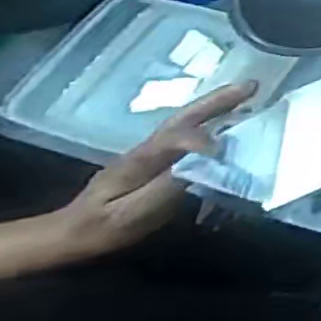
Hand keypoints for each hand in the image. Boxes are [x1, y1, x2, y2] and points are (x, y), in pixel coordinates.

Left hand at [53, 81, 257, 255]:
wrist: (66, 234)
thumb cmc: (98, 229)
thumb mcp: (128, 215)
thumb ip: (165, 188)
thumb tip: (203, 165)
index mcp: (140, 159)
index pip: (174, 138)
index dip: (201, 140)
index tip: (223, 151)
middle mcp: (149, 147)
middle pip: (186, 117)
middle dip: (220, 100)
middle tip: (253, 85)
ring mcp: (153, 150)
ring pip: (189, 119)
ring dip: (220, 104)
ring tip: (250, 92)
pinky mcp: (159, 158)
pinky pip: (190, 130)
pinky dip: (215, 117)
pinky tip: (232, 118)